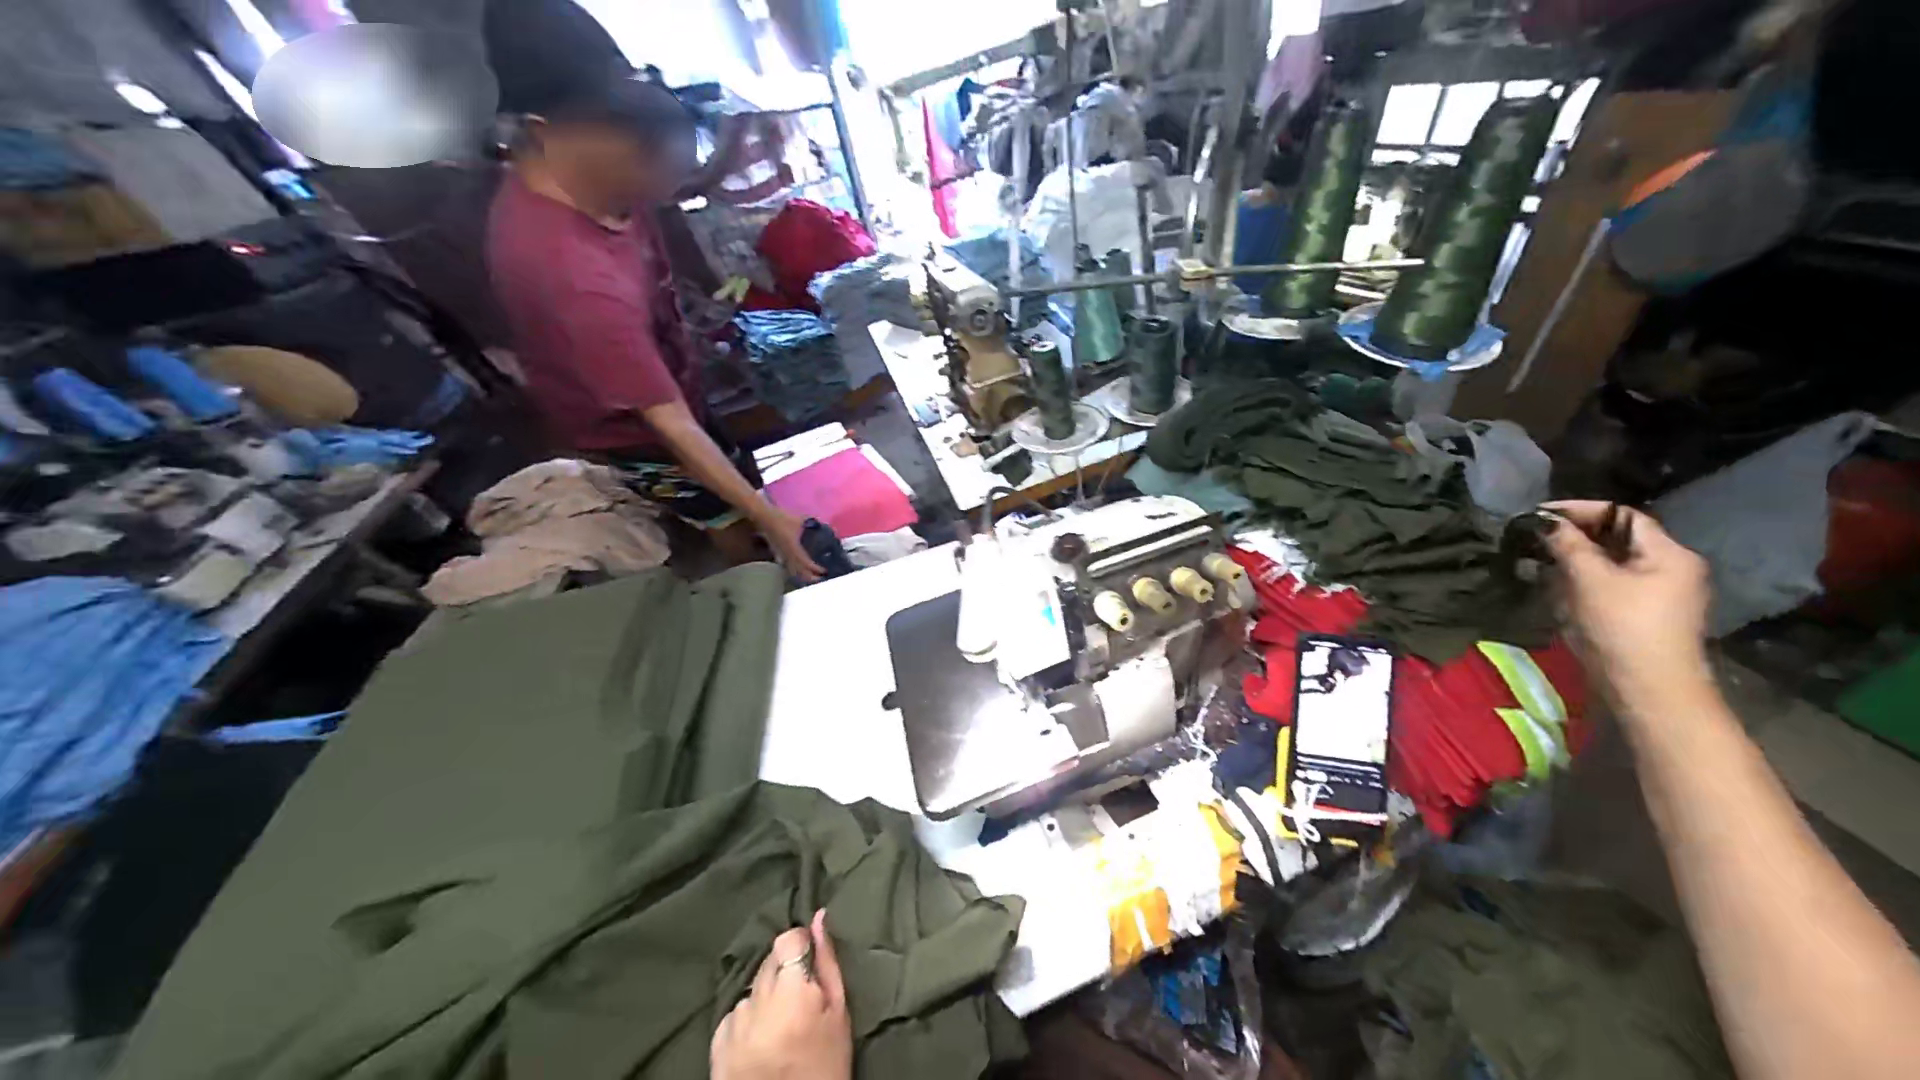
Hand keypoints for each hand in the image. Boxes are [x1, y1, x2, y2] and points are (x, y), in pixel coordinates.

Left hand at [711, 910, 851, 1079]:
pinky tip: (761, 1042)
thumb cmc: (825, 1067)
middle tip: (800, 999)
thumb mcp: (838, 1014)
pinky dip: (748, 1020)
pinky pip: (735, 1013)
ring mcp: (733, 1024)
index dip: (800, 947)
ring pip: (753, 987)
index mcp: (792, 992)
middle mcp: (758, 1002)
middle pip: (770, 960)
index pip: (787, 939)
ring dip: (766, 996)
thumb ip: (827, 963)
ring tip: (780, 1026)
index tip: (810, 963)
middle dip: (785, 971)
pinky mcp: (716, 1044)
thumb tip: (820, 917)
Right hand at [756, 508, 825, 582]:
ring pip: (792, 570)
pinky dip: (794, 570)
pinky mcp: (777, 553)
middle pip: (799, 571)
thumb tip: (822, 526)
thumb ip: (812, 524)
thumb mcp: (800, 521)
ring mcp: (781, 555)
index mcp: (794, 548)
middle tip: (819, 579)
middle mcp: (787, 555)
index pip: (806, 563)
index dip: (815, 568)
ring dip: (801, 576)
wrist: (764, 518)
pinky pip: (786, 566)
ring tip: (810, 578)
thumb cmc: (782, 519)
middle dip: (809, 577)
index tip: (824, 571)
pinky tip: (797, 571)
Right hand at [1544, 501, 1713, 700]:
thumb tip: (1545, 522)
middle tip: (1535, 535)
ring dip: (1575, 557)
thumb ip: (1569, 546)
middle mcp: (1670, 568)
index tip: (1540, 514)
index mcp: (1669, 554)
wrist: (1648, 687)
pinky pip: (1609, 582)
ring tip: (1539, 557)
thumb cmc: (1622, 626)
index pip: (1623, 517)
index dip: (1581, 510)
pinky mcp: (1642, 613)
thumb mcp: (1590, 580)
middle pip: (1618, 538)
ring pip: (1611, 561)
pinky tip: (1557, 583)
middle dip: (1575, 534)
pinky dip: (1582, 577)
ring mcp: (1658, 592)